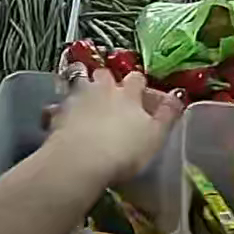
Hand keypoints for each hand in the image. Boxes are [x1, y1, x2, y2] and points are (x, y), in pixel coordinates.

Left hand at [46, 66, 182, 184]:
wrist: (81, 160)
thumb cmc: (124, 150)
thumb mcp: (155, 136)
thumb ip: (167, 115)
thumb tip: (178, 96)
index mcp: (128, 95)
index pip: (136, 79)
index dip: (137, 83)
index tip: (139, 90)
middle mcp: (101, 90)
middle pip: (103, 74)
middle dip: (106, 79)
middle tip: (107, 90)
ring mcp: (76, 99)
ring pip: (77, 81)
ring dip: (80, 85)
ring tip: (82, 97)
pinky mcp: (55, 113)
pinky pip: (55, 106)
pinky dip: (57, 109)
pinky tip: (58, 117)